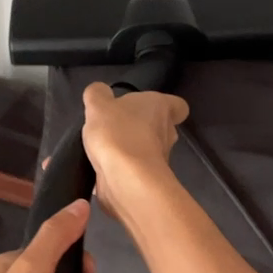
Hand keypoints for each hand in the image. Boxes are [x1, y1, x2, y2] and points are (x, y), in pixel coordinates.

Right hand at [81, 82, 189, 218]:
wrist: (126, 179)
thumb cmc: (118, 132)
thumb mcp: (98, 104)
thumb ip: (98, 94)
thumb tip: (100, 92)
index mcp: (162, 108)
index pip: (177, 106)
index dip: (164, 106)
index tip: (145, 108)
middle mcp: (167, 133)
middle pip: (158, 127)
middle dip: (138, 128)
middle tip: (113, 127)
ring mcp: (159, 159)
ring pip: (145, 151)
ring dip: (127, 150)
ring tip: (99, 149)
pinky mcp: (147, 180)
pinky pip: (132, 171)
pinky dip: (117, 170)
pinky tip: (95, 169)